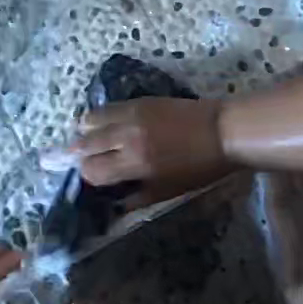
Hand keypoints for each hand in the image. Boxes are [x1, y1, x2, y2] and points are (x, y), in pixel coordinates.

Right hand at [62, 97, 232, 206]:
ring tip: (90, 140)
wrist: (223, 130)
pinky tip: (105, 126)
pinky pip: (107, 108)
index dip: (88, 176)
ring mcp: (131, 114)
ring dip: (85, 133)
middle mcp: (126, 136)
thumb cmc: (200, 167)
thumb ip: (136, 198)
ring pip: (89, 120)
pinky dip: (99, 118)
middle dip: (79, 154)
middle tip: (79, 159)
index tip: (94, 179)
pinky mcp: (139, 100)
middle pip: (84, 144)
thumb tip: (113, 203)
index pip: (91, 170)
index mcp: (135, 162)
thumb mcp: (168, 191)